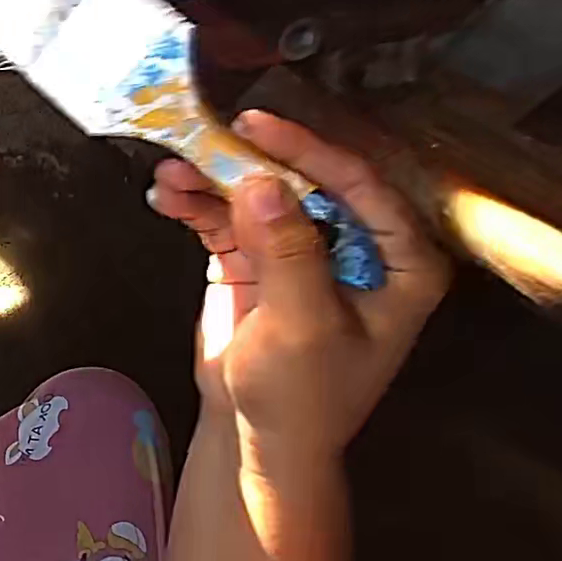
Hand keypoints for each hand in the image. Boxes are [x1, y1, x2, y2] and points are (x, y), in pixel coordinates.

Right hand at [148, 110, 448, 458]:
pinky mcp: (249, 261)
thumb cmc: (303, 394)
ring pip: (251, 200)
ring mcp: (292, 250)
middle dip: (247, 164)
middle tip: (203, 142)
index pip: (357, 186)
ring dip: (209, 185)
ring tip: (170, 176)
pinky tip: (167, 199)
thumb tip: (260, 184)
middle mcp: (346, 243)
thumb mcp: (304, 325)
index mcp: (394, 258)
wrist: (255, 432)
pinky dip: (193, 209)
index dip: (308, 152)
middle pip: (297, 184)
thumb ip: (288, 252)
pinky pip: (220, 223)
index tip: (257, 128)